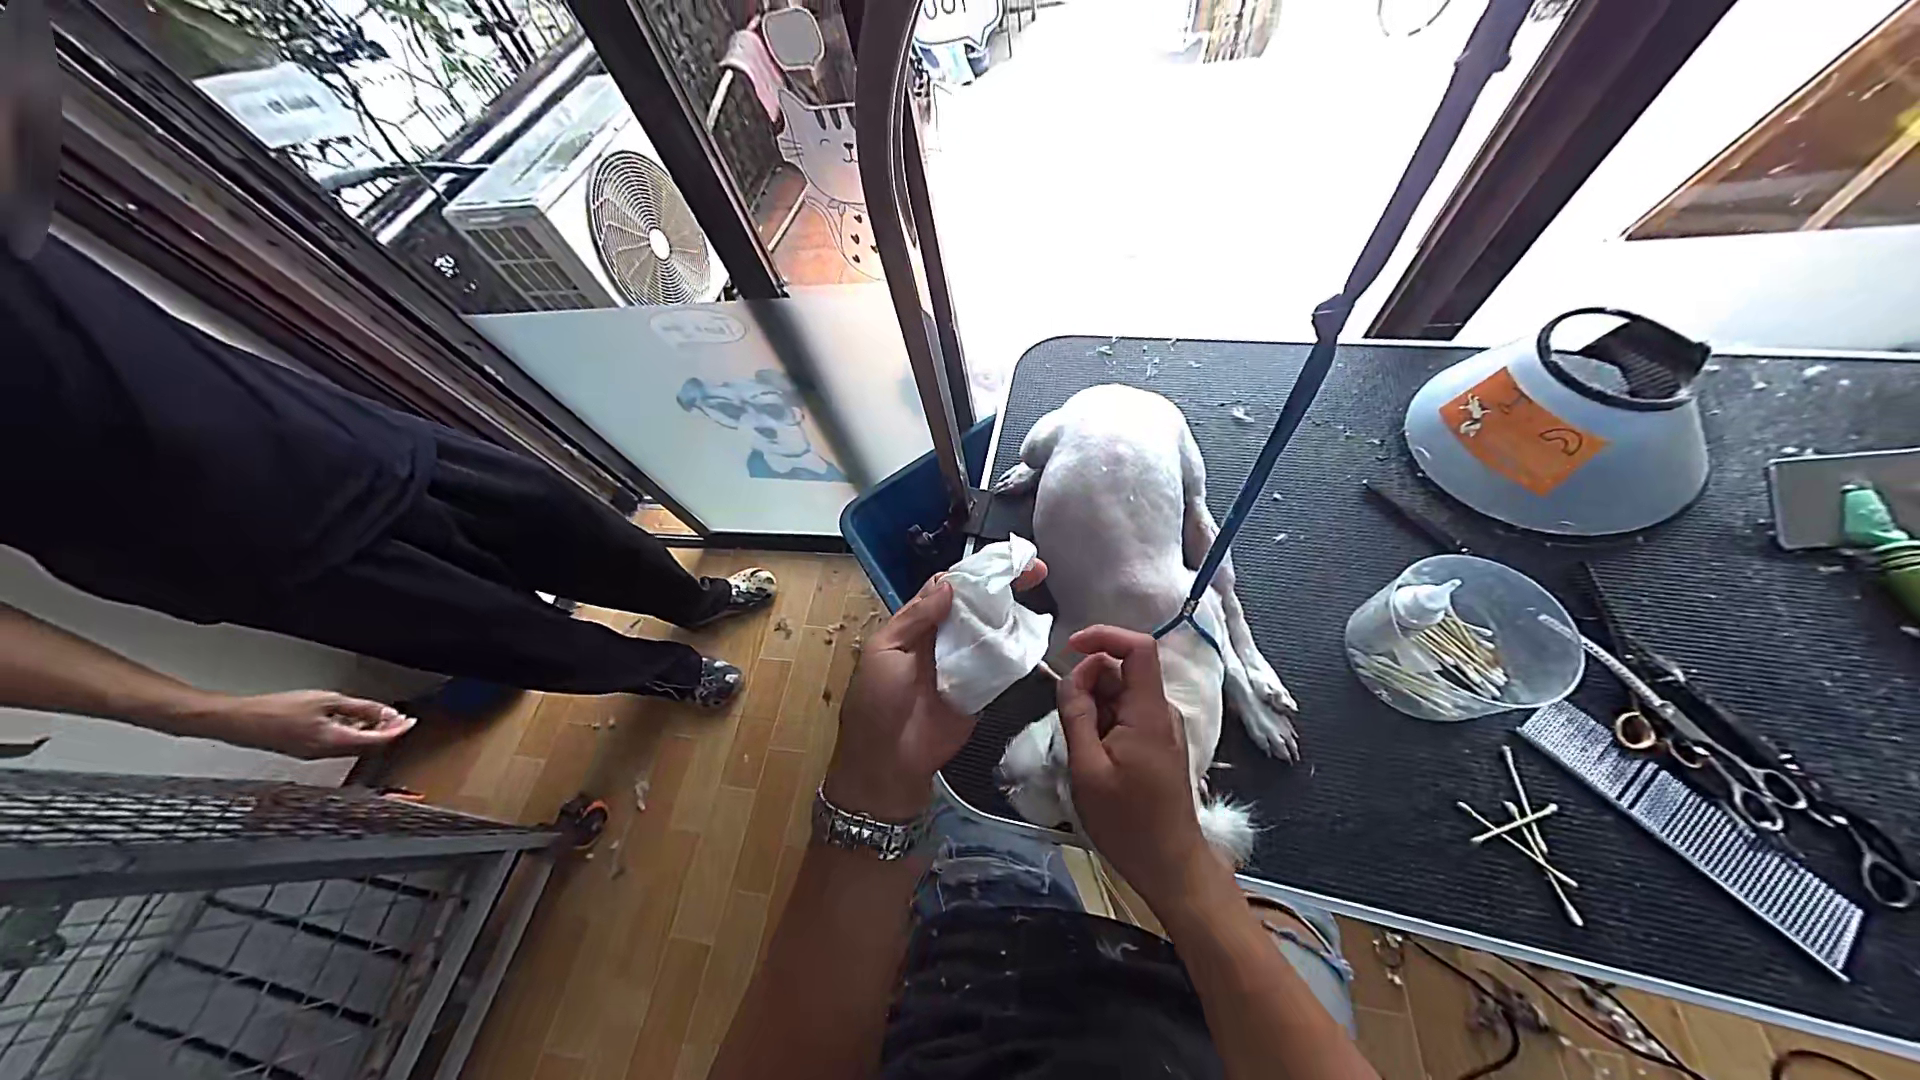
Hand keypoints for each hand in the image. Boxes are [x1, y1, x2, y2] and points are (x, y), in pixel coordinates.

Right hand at [204, 691, 416, 758]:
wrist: (234, 720)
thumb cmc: (274, 709)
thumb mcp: (328, 701)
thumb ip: (361, 708)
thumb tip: (386, 713)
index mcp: (332, 741)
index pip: (377, 742)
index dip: (397, 731)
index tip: (411, 722)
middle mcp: (324, 753)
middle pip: (367, 746)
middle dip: (387, 732)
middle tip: (400, 718)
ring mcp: (312, 753)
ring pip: (353, 747)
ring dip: (371, 733)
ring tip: (383, 718)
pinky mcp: (304, 750)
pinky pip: (337, 745)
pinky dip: (353, 734)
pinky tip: (356, 721)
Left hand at [826, 563, 1045, 820]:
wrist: (888, 764)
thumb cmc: (876, 703)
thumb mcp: (884, 652)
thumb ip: (916, 618)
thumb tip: (949, 584)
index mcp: (916, 625)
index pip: (948, 588)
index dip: (975, 572)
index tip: (1004, 559)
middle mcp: (943, 639)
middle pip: (977, 605)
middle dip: (1004, 586)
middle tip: (1035, 570)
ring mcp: (965, 664)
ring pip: (993, 630)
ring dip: (1014, 612)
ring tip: (1040, 593)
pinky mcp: (982, 689)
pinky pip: (1002, 664)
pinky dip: (1017, 649)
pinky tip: (1035, 631)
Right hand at [1057, 625, 1225, 907]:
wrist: (1171, 865)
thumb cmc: (1127, 822)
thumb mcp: (1088, 769)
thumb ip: (1077, 716)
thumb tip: (1071, 677)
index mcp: (1148, 713)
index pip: (1139, 647)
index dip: (1104, 636)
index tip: (1070, 648)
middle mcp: (1161, 711)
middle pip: (1123, 670)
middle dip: (1088, 682)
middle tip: (1068, 719)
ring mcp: (1161, 727)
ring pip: (1121, 693)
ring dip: (1093, 705)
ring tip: (1080, 746)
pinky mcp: (1157, 742)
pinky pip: (1126, 713)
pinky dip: (1103, 721)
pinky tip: (1093, 754)